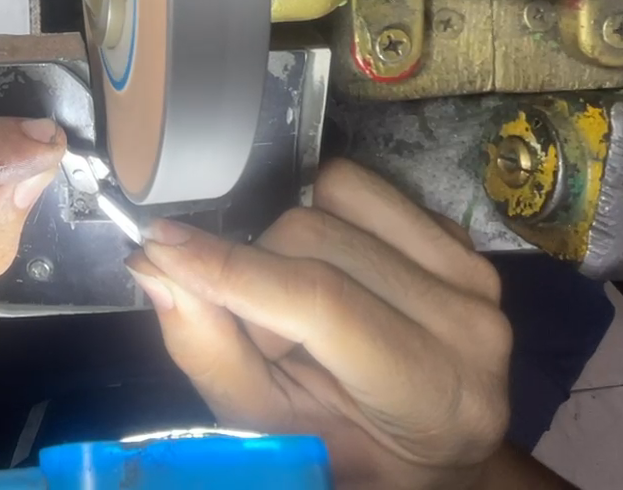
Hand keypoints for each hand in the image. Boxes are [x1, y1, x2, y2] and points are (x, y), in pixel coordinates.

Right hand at [127, 160, 512, 489]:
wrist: (432, 438)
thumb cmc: (343, 440)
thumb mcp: (266, 424)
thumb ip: (208, 349)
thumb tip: (152, 265)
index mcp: (429, 392)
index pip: (320, 301)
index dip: (230, 266)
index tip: (159, 242)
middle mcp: (466, 323)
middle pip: (313, 237)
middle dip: (255, 272)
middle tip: (261, 324)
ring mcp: (470, 269)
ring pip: (330, 195)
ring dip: (284, 239)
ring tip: (297, 296)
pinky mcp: (455, 231)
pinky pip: (354, 182)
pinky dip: (317, 207)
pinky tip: (330, 261)